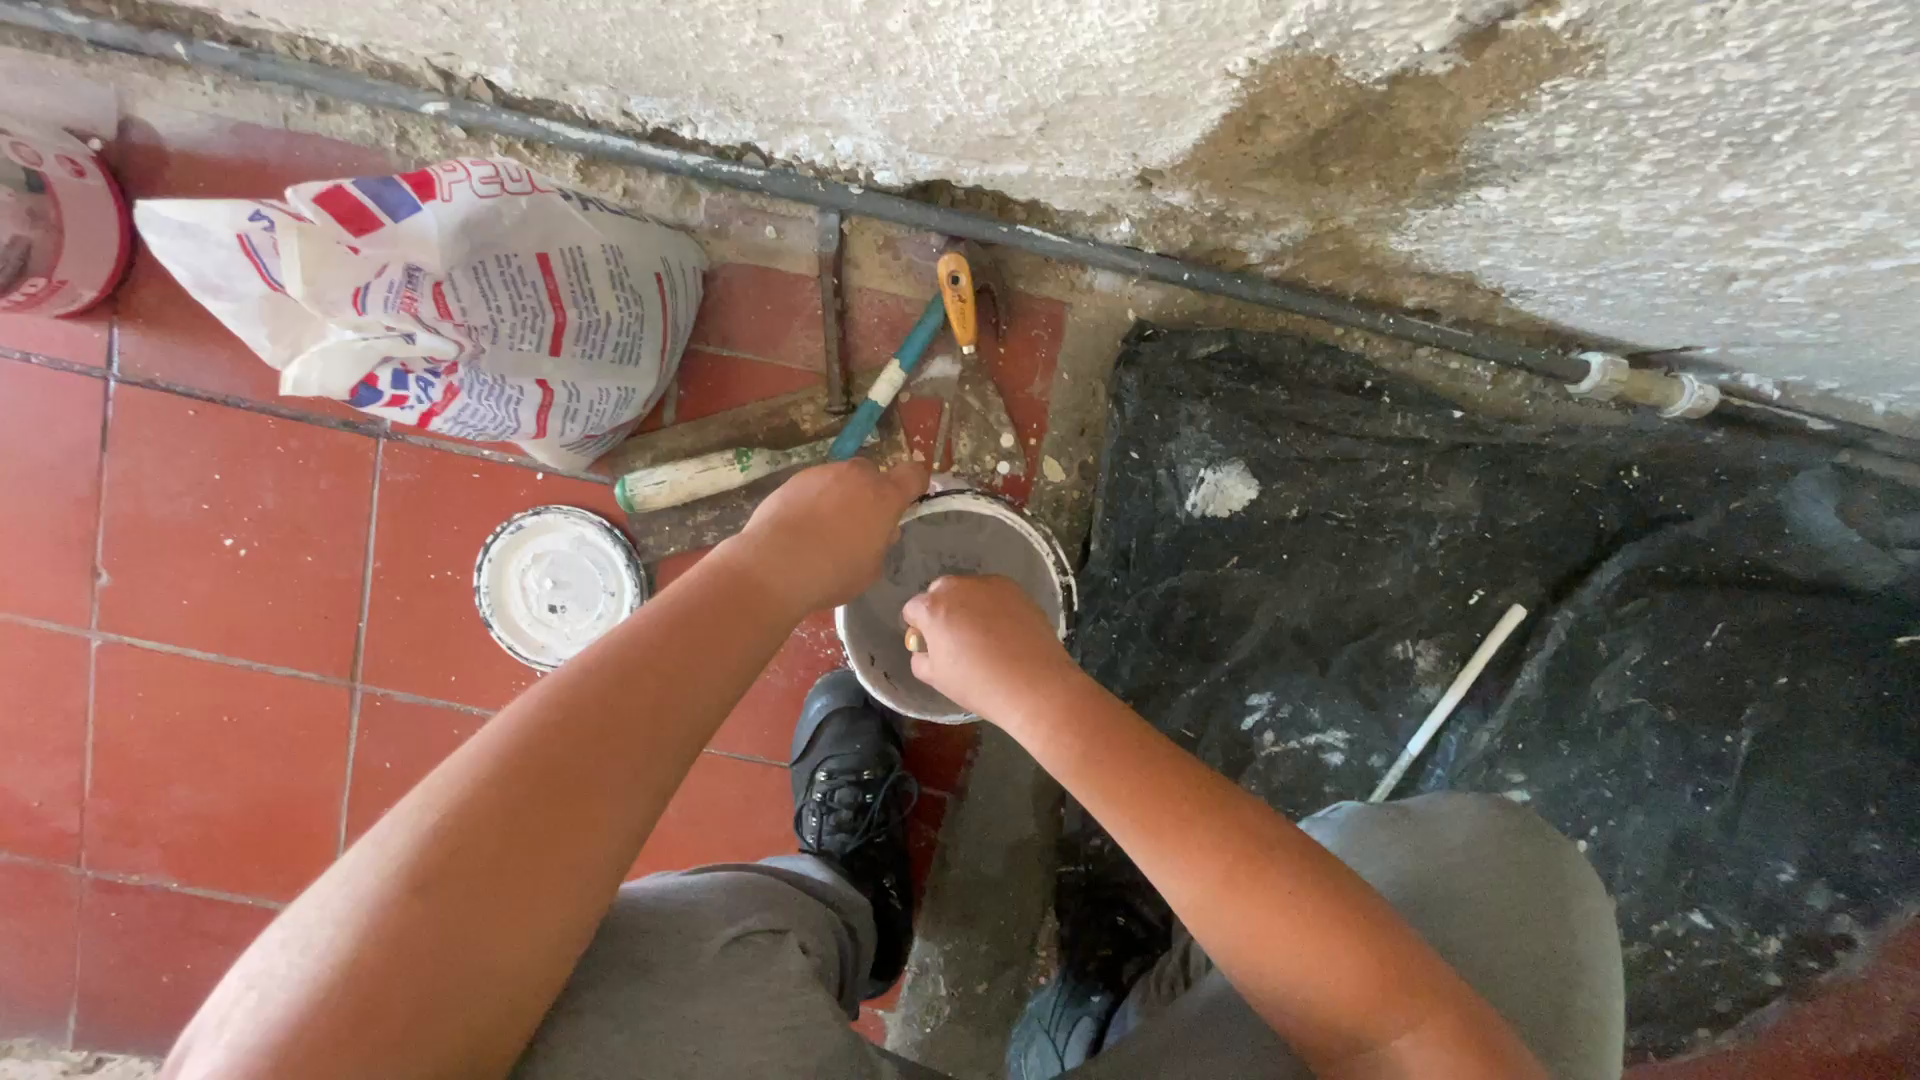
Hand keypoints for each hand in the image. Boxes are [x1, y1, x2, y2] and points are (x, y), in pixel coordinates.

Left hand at [727, 458, 928, 613]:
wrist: (773, 566)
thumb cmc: (832, 574)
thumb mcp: (871, 569)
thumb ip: (881, 544)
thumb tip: (880, 531)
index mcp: (884, 497)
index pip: (913, 474)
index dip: (916, 484)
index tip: (909, 499)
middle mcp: (855, 476)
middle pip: (872, 474)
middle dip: (871, 493)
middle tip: (860, 524)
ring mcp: (822, 474)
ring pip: (840, 479)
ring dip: (840, 496)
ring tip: (824, 530)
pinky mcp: (793, 480)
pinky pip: (814, 486)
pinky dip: (814, 500)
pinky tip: (801, 528)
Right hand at [901, 574, 1078, 722]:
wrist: (1034, 684)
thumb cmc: (978, 684)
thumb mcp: (936, 679)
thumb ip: (920, 658)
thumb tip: (924, 649)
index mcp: (933, 607)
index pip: (913, 609)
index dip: (918, 628)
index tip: (930, 645)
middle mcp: (959, 587)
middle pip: (940, 592)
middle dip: (942, 610)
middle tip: (956, 639)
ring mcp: (990, 585)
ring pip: (970, 591)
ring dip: (969, 606)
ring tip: (985, 636)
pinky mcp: (1017, 590)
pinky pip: (995, 595)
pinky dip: (994, 607)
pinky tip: (1006, 632)